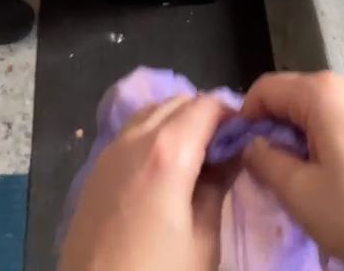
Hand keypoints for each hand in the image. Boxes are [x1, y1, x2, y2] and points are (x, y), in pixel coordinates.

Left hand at [60, 94, 233, 270]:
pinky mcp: (96, 168)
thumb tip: (231, 155)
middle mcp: (136, 137)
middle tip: (226, 150)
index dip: (231, 116)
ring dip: (177, 121)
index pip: (206, 106)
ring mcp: (111, 149)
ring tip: (197, 158)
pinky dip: (153, 133)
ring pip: (152, 112)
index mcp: (167, 150)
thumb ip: (217, 187)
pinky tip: (164, 168)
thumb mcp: (203, 241)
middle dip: (205, 116)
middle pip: (178, 103)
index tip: (247, 138)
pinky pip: (131, 132)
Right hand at [239, 71, 343, 270]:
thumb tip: (251, 144)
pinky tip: (337, 181)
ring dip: (302, 137)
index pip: (265, 88)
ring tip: (303, 180)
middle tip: (269, 171)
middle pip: (294, 94)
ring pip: (320, 110)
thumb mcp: (299, 194)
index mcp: (323, 91)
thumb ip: (264, 160)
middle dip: (275, 127)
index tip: (240, 153)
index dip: (245, 117)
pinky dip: (329, 142)